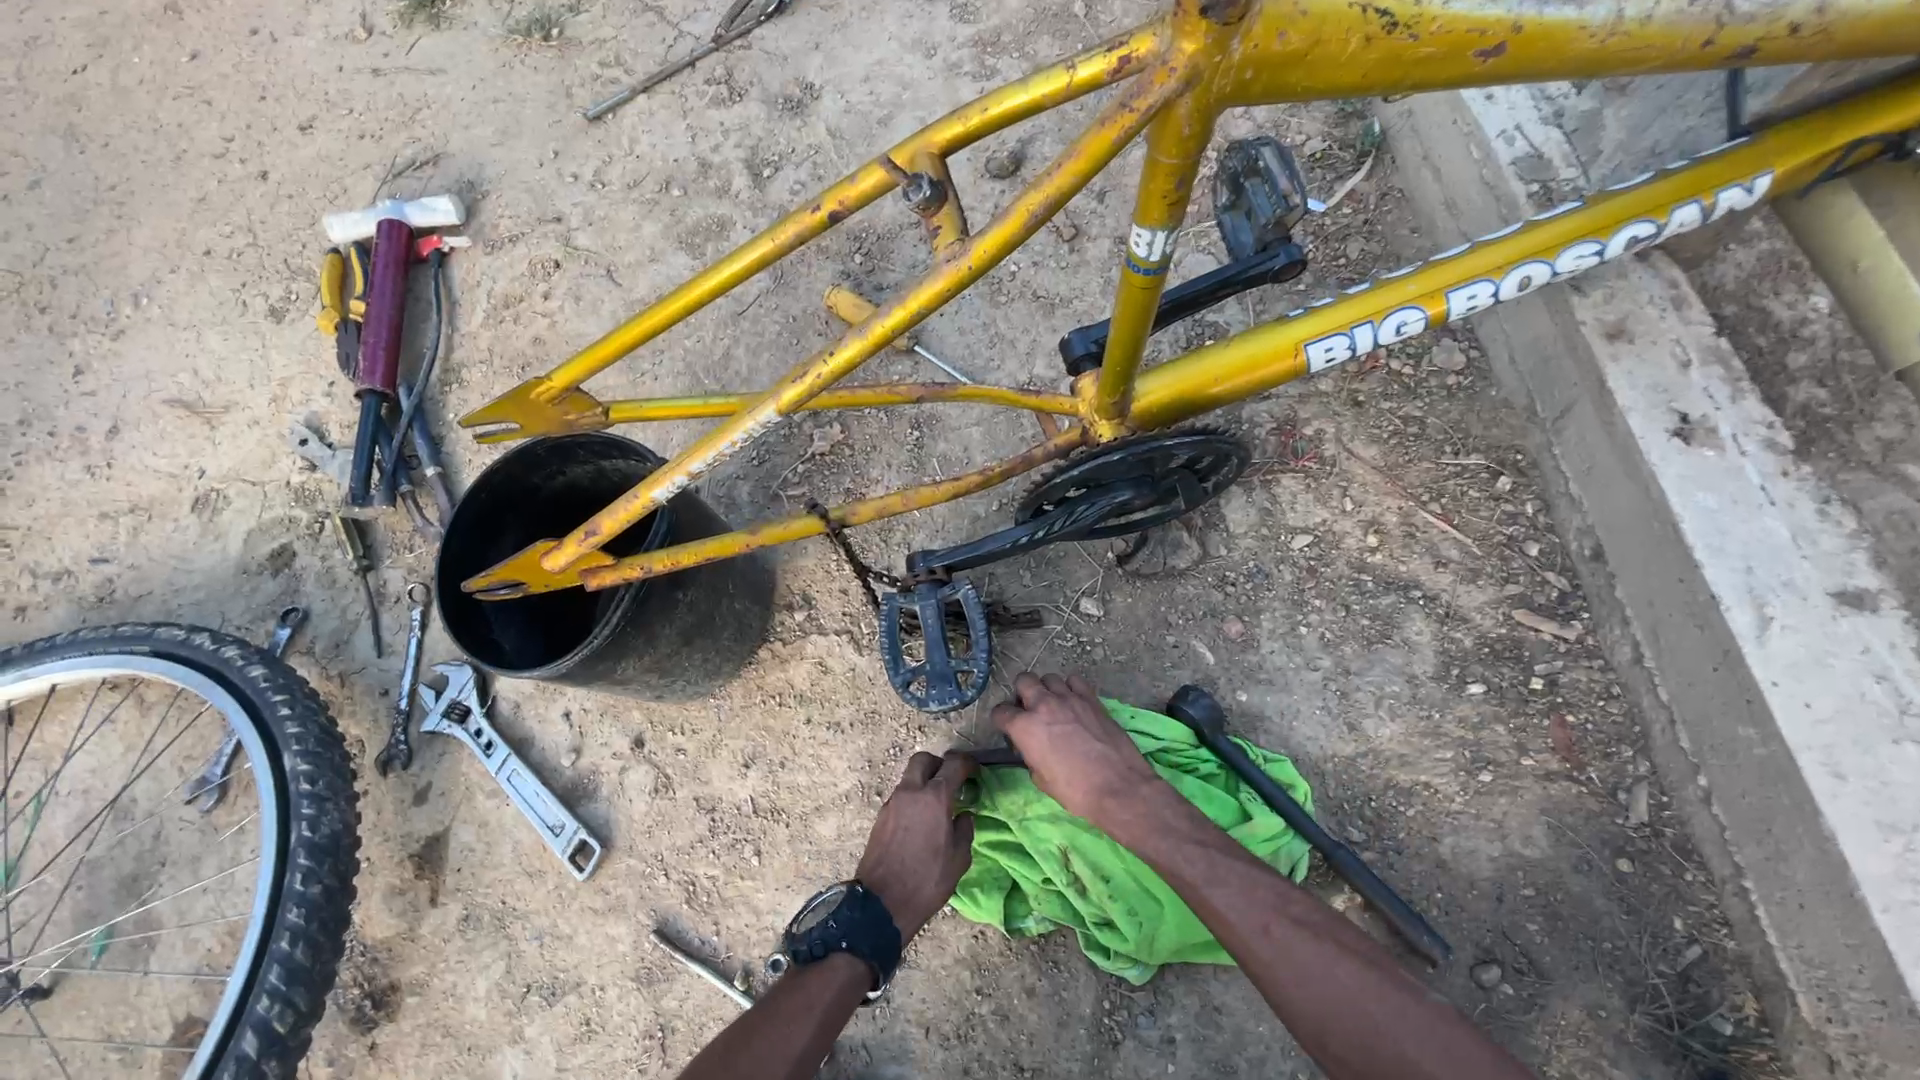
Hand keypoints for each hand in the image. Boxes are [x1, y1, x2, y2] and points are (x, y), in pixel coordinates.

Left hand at [855, 752, 976, 942]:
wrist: (883, 902)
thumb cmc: (927, 880)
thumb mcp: (959, 858)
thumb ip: (964, 830)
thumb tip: (963, 816)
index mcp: (934, 798)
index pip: (953, 765)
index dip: (968, 764)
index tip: (975, 771)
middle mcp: (911, 793)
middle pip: (923, 760)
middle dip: (939, 764)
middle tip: (951, 781)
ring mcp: (892, 803)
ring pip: (909, 778)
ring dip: (924, 783)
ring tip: (937, 806)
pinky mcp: (881, 817)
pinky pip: (900, 797)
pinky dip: (913, 800)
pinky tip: (921, 822)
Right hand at [990, 672, 1165, 829]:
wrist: (1118, 787)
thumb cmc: (1075, 791)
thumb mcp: (1040, 779)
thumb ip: (1030, 755)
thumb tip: (1032, 748)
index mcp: (1024, 727)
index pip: (1000, 711)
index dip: (1002, 721)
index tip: (1009, 729)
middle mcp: (1043, 705)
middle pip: (1023, 680)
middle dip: (1022, 694)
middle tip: (1030, 710)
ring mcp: (1069, 698)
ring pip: (1049, 677)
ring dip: (1047, 689)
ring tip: (1054, 705)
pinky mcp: (1092, 698)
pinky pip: (1075, 681)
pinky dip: (1070, 688)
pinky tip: (1074, 702)